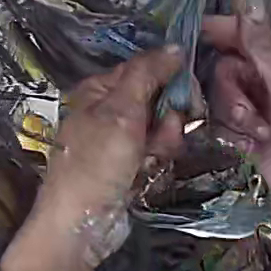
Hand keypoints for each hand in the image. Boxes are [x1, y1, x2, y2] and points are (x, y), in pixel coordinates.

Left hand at [0, 47, 185, 270]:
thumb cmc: (96, 163)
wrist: (81, 224)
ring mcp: (122, 137)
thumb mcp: (120, 111)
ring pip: (164, 126)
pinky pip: (158, 150)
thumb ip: (147, 74)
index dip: (171, 79)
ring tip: (147, 160)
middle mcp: (111, 108)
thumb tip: (175, 46)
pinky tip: (146, 172)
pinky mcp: (133, 162)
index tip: (189, 95)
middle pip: (160, 97)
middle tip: (160, 135)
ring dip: (164, 143)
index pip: (147, 68)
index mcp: (100, 89)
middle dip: (167, 118)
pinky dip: (157, 161)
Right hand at [201, 5, 270, 255]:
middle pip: (224, 68)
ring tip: (259, 132)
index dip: (219, 31)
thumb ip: (262, 45)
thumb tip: (248, 3)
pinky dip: (234, 134)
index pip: (244, 34)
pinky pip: (222, 123)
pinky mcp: (247, 132)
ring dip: (236, 116)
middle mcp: (267, 76)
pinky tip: (253, 145)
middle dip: (231, 91)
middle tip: (247, 111)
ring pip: (220, 97)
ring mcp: (257, 105)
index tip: (194, 32)